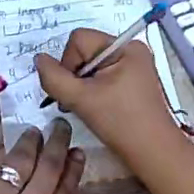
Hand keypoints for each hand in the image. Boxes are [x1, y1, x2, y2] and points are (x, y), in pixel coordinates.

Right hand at [34, 28, 186, 160]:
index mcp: (125, 46)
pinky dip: (93, 89)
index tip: (75, 91)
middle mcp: (131, 49)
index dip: (68, 63)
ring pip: (92, 64)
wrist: (154, 154)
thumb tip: (39, 59)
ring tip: (87, 107)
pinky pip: (103, 74)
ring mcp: (134, 65)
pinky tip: (96, 108)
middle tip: (77, 102)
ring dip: (82, 85)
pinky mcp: (134, 80)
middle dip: (75, 75)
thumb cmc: (120, 122)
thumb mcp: (80, 99)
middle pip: (85, 50)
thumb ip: (53, 77)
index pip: (79, 40)